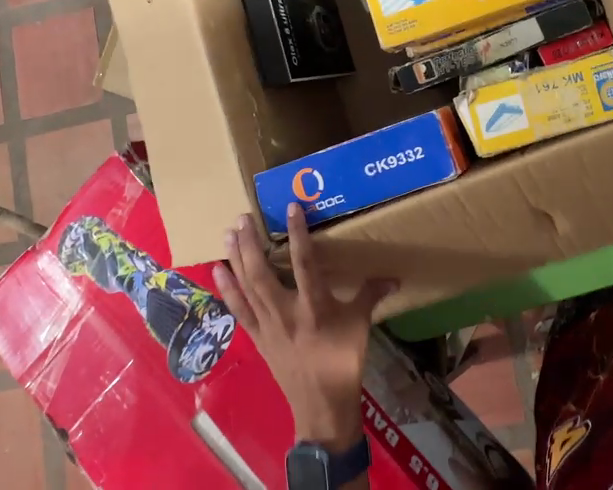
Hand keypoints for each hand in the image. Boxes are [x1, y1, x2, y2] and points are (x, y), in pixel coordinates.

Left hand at [212, 203, 394, 450]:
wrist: (322, 405)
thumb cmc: (343, 361)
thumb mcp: (361, 325)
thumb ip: (372, 295)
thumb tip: (394, 276)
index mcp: (315, 306)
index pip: (304, 262)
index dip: (297, 233)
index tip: (291, 207)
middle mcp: (286, 312)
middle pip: (262, 272)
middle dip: (251, 243)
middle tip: (243, 217)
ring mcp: (267, 325)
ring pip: (246, 287)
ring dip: (236, 259)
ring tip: (227, 233)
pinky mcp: (257, 337)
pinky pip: (238, 309)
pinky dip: (227, 289)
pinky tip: (218, 270)